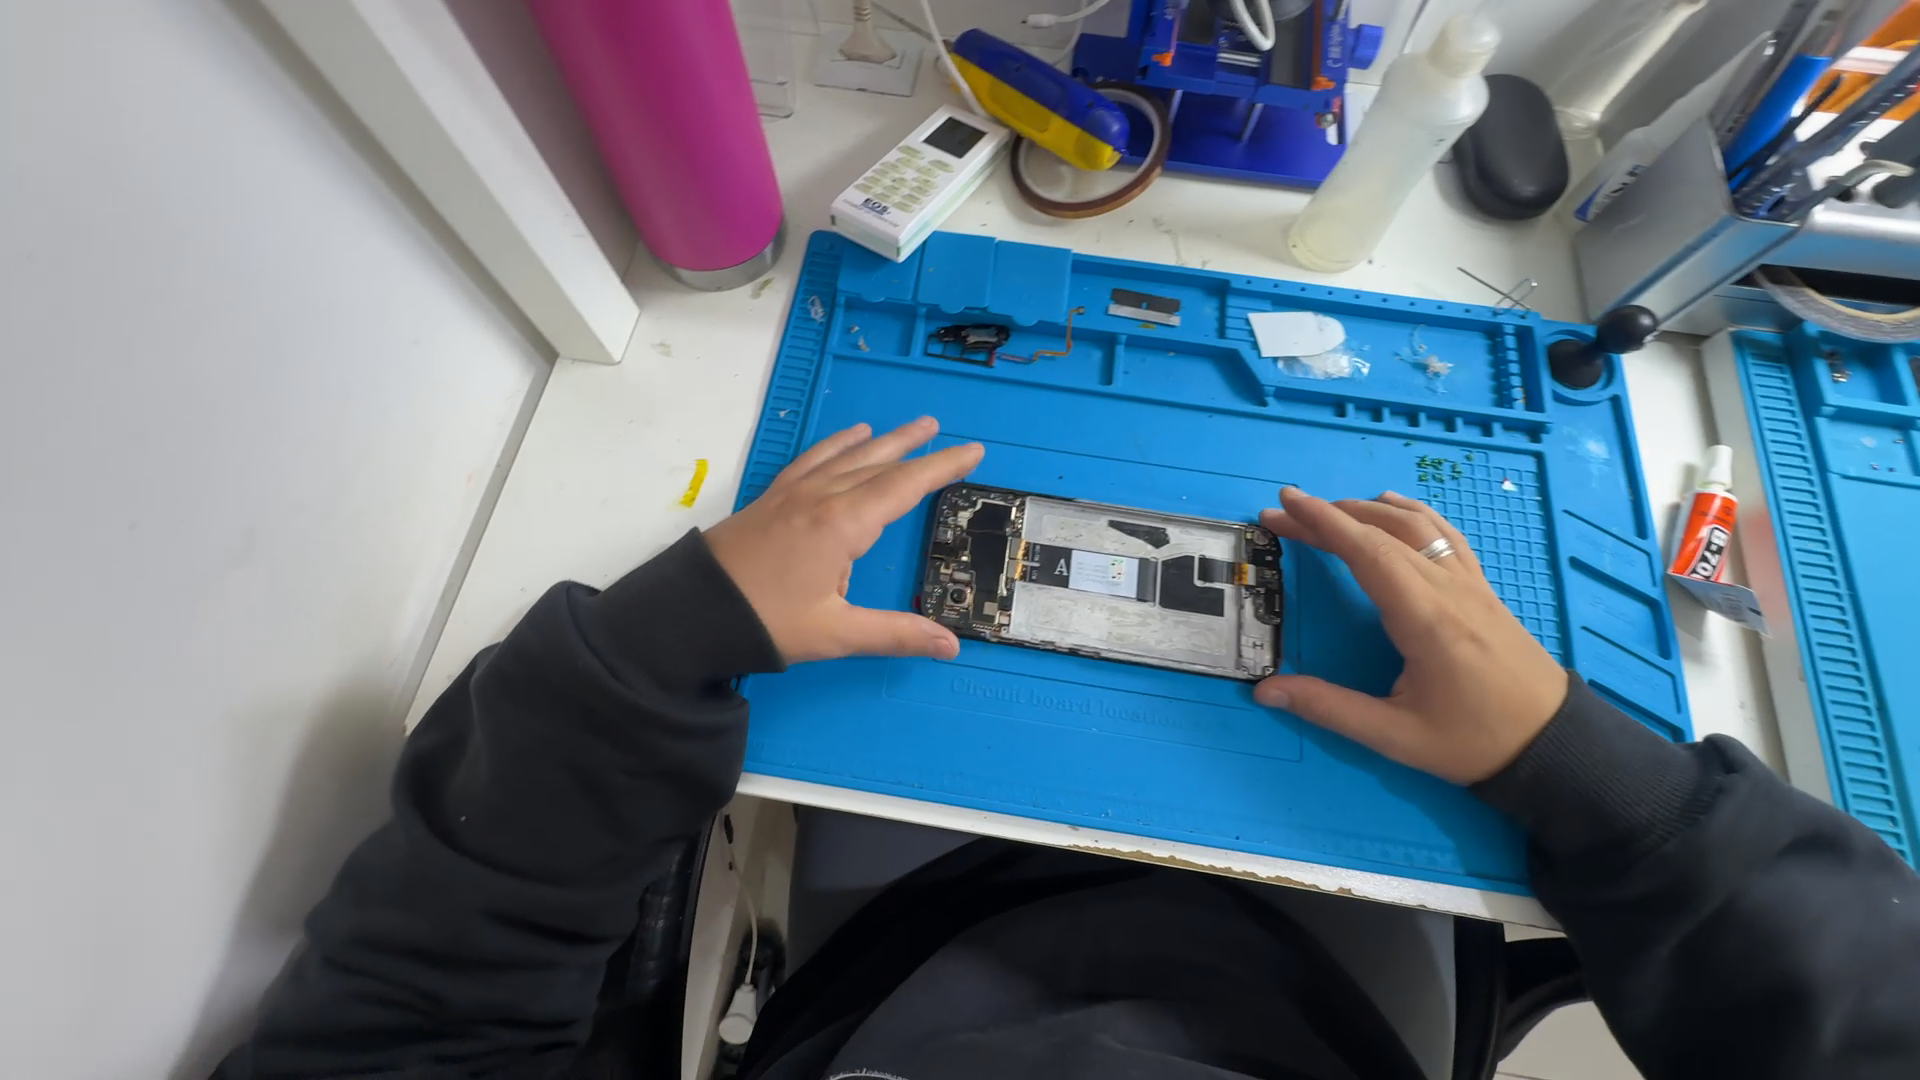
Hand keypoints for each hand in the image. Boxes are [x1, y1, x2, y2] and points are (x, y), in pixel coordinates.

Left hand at [704, 417, 982, 664]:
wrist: (690, 612)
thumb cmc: (766, 621)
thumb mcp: (836, 633)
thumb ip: (896, 634)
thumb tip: (951, 645)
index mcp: (843, 524)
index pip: (905, 486)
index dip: (942, 468)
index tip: (972, 451)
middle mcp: (822, 497)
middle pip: (878, 463)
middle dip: (914, 447)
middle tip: (940, 428)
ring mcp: (794, 493)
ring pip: (847, 456)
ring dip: (881, 440)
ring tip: (906, 428)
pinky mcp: (773, 498)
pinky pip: (813, 459)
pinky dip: (835, 445)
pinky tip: (846, 438)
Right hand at [1254, 488, 1568, 784]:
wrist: (1557, 745)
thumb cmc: (1475, 741)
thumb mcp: (1395, 736)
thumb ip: (1328, 709)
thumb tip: (1266, 691)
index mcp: (1425, 618)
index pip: (1367, 551)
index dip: (1322, 523)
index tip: (1286, 503)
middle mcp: (1448, 589)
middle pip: (1383, 532)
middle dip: (1328, 515)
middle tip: (1283, 512)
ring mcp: (1471, 585)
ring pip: (1417, 525)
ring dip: (1366, 509)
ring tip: (1328, 507)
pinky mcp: (1482, 590)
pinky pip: (1445, 535)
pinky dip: (1412, 513)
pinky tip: (1395, 507)